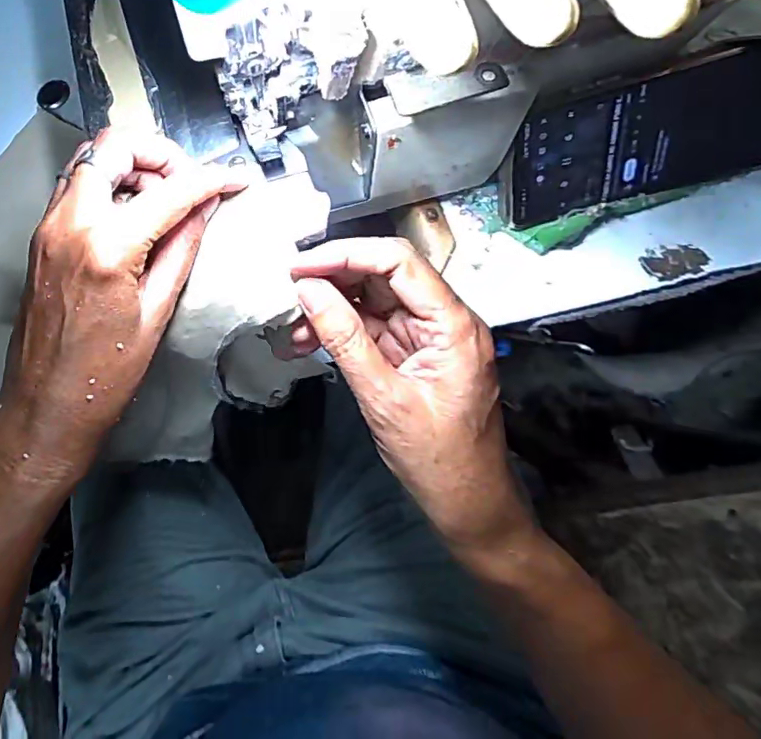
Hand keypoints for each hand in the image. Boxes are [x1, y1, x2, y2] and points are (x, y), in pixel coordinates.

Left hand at [0, 127, 244, 495]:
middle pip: (113, 145)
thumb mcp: (156, 312)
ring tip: (162, 197)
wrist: (43, 407)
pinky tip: (131, 215)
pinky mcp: (40, 237)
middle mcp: (69, 224)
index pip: (169, 190)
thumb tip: (203, 207)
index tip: (233, 180)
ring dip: (129, 164)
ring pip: (88, 160)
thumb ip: (181, 248)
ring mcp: (48, 227)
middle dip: (158, 153)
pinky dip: (106, 183)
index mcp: (106, 247)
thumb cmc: (102, 377)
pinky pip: (74, 187)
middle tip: (186, 181)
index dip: (210, 179)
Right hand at [287, 238, 537, 558]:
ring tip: (296, 324)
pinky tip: (309, 338)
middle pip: (382, 274)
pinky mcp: (408, 350)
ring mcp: (424, 335)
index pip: (398, 262)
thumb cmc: (445, 463)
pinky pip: (366, 325)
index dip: (347, 254)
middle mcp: (442, 321)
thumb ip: (345, 339)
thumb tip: (311, 292)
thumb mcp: (385, 399)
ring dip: (329, 306)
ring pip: (368, 298)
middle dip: (332, 278)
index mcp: (453, 325)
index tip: (305, 265)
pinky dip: (336, 328)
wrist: (468, 505)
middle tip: (292, 288)